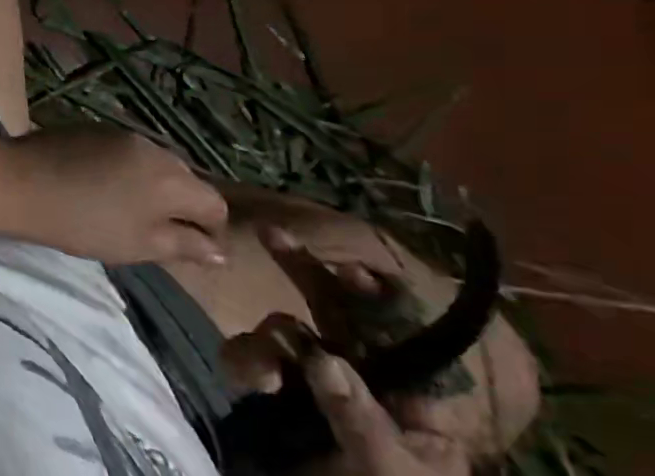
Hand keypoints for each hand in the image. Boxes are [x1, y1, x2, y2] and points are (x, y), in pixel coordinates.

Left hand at [6, 128, 226, 264]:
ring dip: (154, 185)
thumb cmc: (84, 222)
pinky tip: (103, 185)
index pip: (214, 203)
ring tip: (130, 209)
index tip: (193, 249)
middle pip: (186, 178)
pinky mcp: (94, 126)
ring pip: (155, 162)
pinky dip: (127, 169)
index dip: (211, 230)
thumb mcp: (139, 245)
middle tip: (159, 232)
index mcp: (173, 178)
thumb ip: (185, 246)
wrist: (22, 182)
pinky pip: (126, 149)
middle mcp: (154, 147)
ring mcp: (122, 132)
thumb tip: (220, 252)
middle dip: (182, 205)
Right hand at [222, 230, 474, 475]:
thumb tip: (323, 359)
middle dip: (302, 273)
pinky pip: (253, 359)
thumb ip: (359, 419)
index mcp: (411, 399)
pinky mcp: (277, 399)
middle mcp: (362, 380)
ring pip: (285, 332)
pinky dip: (243, 363)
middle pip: (335, 313)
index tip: (346, 271)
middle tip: (269, 235)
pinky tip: (244, 385)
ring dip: (265, 344)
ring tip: (256, 381)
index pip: (401, 330)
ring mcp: (316, 388)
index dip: (375, 294)